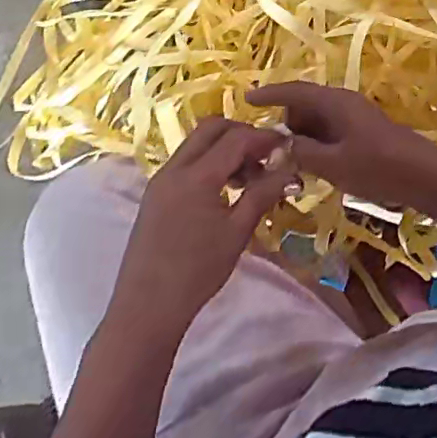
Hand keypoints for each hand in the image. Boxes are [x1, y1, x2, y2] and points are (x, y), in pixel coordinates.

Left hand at [112, 118, 294, 333]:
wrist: (146, 308)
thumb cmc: (197, 273)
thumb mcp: (237, 233)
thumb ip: (262, 194)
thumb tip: (289, 170)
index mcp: (196, 176)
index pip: (236, 138)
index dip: (264, 137)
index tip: (287, 144)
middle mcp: (175, 168)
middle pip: (212, 128)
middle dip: (242, 133)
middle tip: (266, 155)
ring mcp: (161, 179)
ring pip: (197, 143)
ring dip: (225, 148)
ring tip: (249, 177)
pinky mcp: (155, 193)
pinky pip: (186, 161)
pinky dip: (209, 162)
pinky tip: (226, 189)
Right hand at [247, 82, 436, 206]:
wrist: (424, 176)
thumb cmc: (377, 167)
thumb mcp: (333, 164)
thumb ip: (302, 153)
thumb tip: (279, 145)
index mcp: (334, 103)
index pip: (294, 91)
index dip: (269, 94)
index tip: (246, 99)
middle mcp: (343, 103)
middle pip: (304, 105)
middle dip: (286, 124)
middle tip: (271, 150)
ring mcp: (354, 116)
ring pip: (317, 120)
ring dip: (302, 138)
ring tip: (291, 164)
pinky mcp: (363, 132)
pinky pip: (330, 131)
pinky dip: (317, 144)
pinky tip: (314, 168)